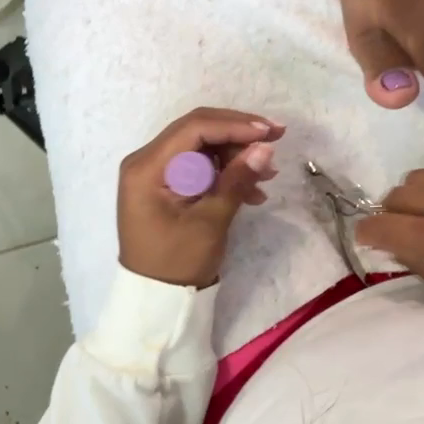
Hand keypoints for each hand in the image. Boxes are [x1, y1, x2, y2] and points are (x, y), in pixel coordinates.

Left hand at [116, 108, 284, 287]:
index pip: (195, 128)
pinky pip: (200, 164)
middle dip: (239, 133)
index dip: (235, 125)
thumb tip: (265, 147)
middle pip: (198, 130)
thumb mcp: (211, 221)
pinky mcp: (167, 183)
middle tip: (277, 139)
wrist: (157, 298)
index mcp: (148, 167)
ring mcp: (155, 171)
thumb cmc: (178, 262)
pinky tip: (252, 190)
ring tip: (268, 175)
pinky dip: (226, 171)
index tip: (270, 133)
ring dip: (236, 154)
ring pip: (203, 145)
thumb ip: (237, 180)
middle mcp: (146, 161)